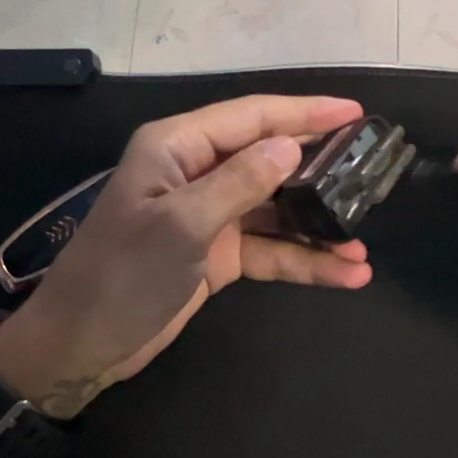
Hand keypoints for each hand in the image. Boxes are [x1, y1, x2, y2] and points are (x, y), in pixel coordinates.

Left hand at [0, 95, 374, 417]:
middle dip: (321, 171)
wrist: (82, 345)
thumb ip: (237, 184)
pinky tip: (344, 275)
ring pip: (274, 210)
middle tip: (374, 176)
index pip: (250, 117)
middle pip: (269, 160)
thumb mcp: (180, 226)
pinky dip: (302, 260)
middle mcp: (195, 173)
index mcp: (176, 148)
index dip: (304, 113)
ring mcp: (207, 216)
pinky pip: (268, 250)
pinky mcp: (215, 256)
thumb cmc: (121, 277)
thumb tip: (290, 145)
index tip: (356, 112)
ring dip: (317, 227)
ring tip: (363, 245)